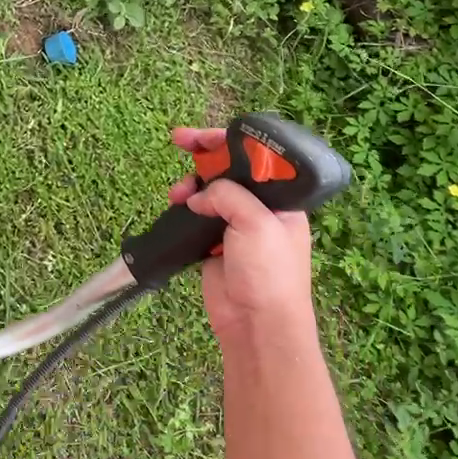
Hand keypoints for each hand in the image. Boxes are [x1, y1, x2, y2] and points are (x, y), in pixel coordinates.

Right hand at [168, 128, 316, 347]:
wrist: (257, 324)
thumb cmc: (268, 272)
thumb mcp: (256, 223)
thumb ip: (227, 195)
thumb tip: (199, 195)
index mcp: (282, 202)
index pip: (257, 159)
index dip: (229, 141)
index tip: (202, 134)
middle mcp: (260, 210)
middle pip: (229, 170)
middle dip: (204, 155)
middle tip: (179, 141)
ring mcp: (236, 228)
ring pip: (208, 191)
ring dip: (190, 184)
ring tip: (177, 193)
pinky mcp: (214, 244)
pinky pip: (195, 215)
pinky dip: (183, 206)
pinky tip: (175, 206)